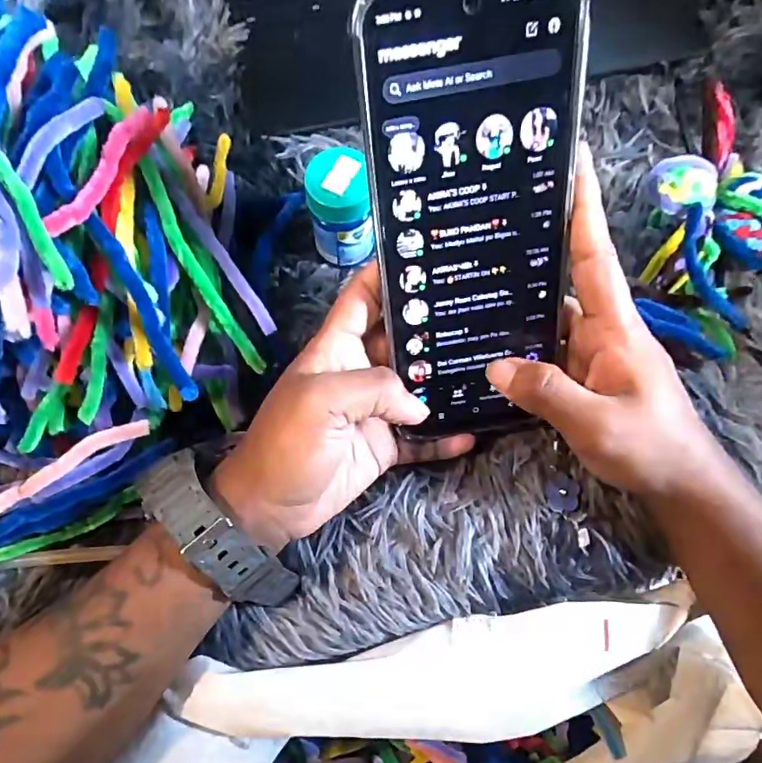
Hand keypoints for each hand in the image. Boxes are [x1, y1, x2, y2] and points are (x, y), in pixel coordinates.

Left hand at [210, 264, 475, 547]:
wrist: (272, 506)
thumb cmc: (287, 445)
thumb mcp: (321, 400)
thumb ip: (375, 388)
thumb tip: (419, 406)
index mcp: (335, 350)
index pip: (361, 299)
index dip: (386, 274)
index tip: (426, 256)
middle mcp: (358, 373)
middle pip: (400, 340)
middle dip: (433, 327)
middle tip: (480, 312)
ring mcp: (373, 411)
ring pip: (417, 388)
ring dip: (446, 381)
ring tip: (488, 368)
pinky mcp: (383, 446)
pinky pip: (420, 438)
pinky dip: (444, 437)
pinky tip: (472, 432)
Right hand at [484, 143, 728, 498]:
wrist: (679, 481)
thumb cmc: (650, 446)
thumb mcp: (596, 422)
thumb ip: (547, 392)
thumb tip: (495, 366)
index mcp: (615, 327)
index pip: (595, 256)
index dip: (584, 207)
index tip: (571, 159)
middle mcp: (602, 331)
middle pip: (565, 279)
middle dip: (537, 246)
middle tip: (494, 221)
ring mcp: (592, 355)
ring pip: (550, 318)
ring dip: (521, 302)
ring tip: (475, 281)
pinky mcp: (584, 378)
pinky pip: (547, 352)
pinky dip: (522, 347)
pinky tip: (491, 346)